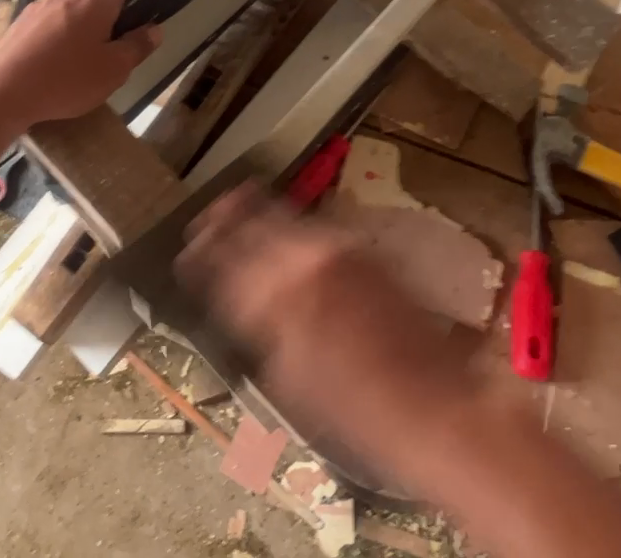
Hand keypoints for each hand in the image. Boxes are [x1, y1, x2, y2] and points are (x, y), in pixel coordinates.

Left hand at [0, 0, 161, 126]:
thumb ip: (137, 46)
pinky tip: (51, 66)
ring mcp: (39, 7)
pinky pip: (47, 25)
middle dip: (108, 18)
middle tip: (111, 51)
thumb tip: (154, 29)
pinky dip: (56, 39)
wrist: (3, 93)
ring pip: (70, 13)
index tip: (145, 6)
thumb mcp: (114, 70)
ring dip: (80, 30)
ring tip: (78, 64)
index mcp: (95, 1)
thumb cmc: (68, 80)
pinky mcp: (18, 24)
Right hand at [176, 183, 481, 484]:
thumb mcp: (283, 379)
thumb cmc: (353, 412)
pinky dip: (293, 226)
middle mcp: (300, 260)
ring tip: (235, 208)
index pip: (219, 261)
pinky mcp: (365, 252)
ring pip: (281, 215)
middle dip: (221, 219)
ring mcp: (336, 250)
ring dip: (255, 213)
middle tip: (204, 220)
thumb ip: (255, 329)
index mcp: (271, 296)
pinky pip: (315, 227)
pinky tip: (286, 235)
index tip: (186, 254)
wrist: (434, 405)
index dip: (197, 256)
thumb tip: (238, 307)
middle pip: (248, 222)